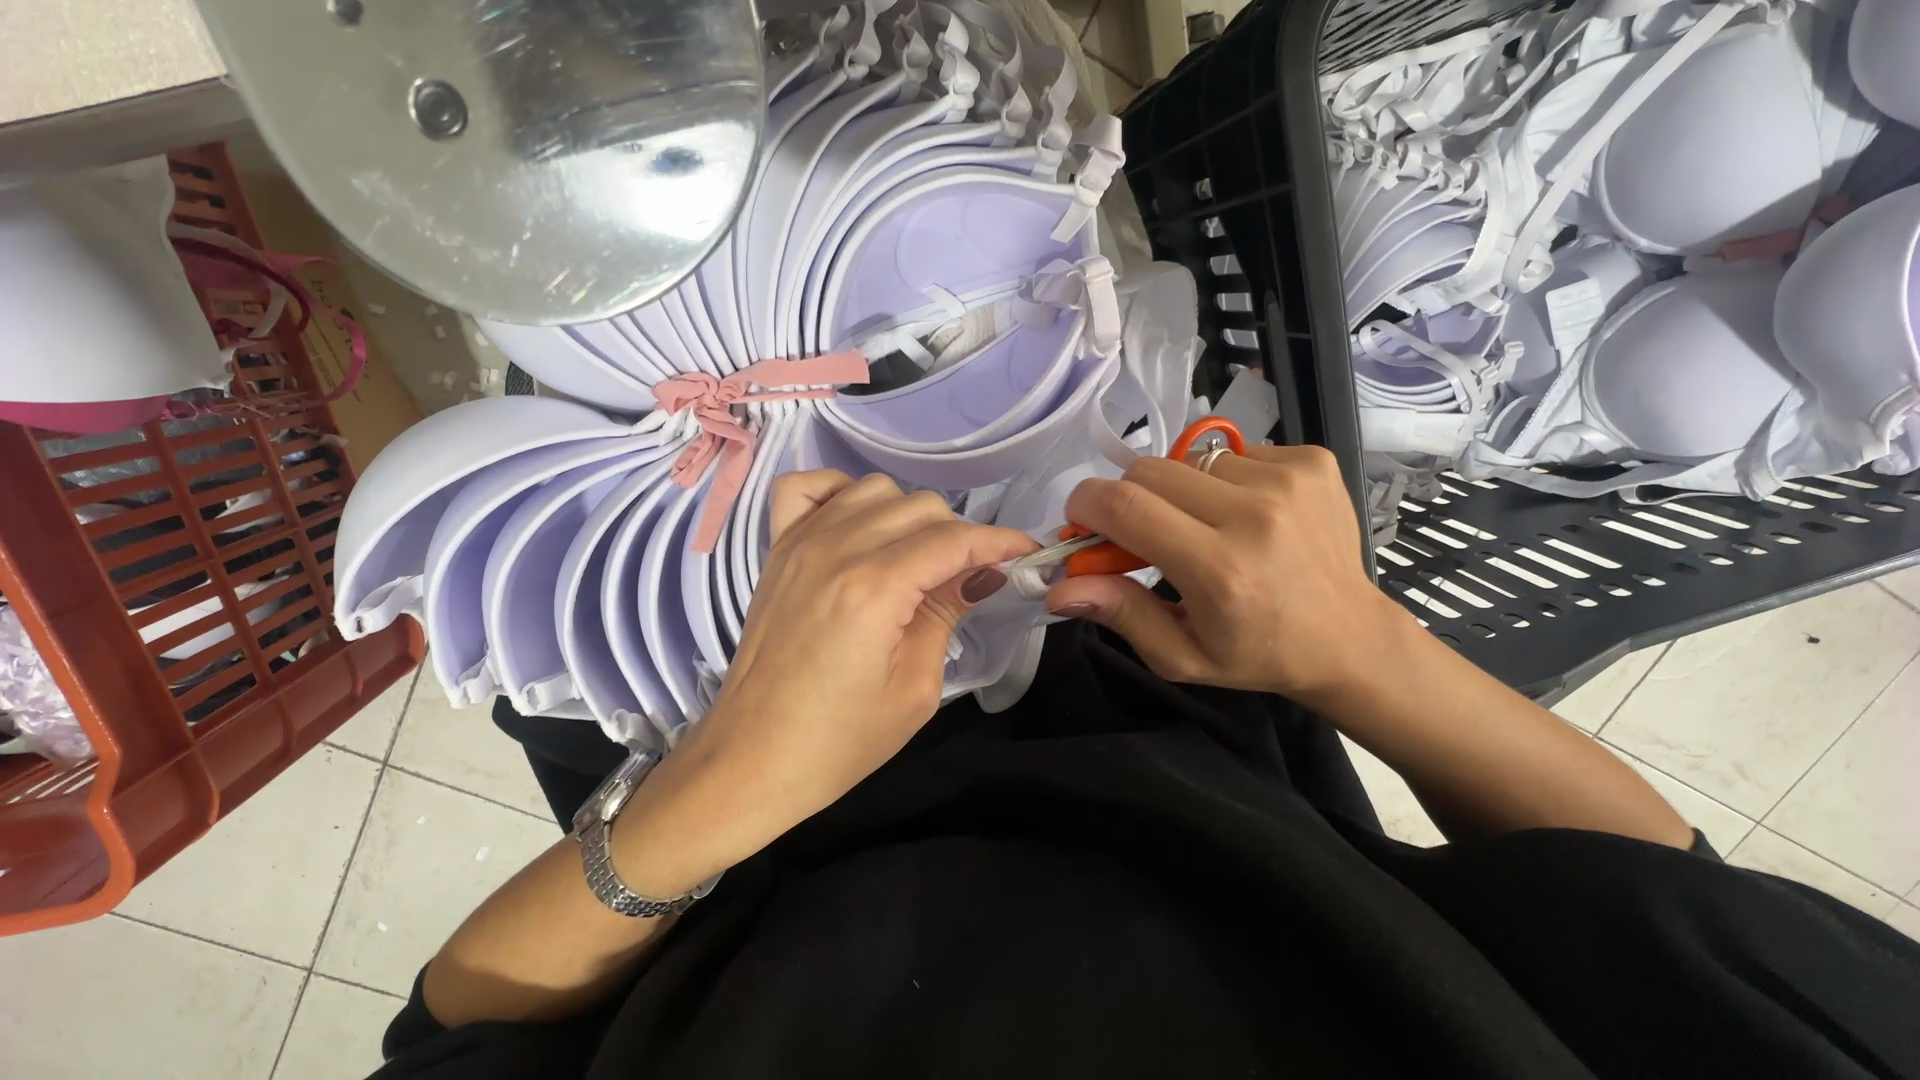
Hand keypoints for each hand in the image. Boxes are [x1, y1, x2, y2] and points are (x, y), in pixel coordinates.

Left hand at [611, 471, 1035, 894]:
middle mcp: (835, 548)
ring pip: (873, 490)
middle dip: (958, 536)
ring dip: (906, 515)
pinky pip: (807, 488)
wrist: (752, 759)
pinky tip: (857, 526)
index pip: (954, 539)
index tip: (1027, 554)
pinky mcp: (775, 552)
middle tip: (967, 579)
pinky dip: (839, 493)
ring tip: (915, 560)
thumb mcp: (915, 688)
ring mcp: (799, 543)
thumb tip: (983, 572)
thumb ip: (947, 614)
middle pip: (920, 507)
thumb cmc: (839, 741)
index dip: (1000, 542)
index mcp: (875, 586)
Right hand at [1042, 445, 1408, 704]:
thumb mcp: (1180, 654)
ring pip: (1189, 460)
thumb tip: (1058, 587)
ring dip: (1181, 492)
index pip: (1124, 506)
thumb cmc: (1256, 653)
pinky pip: (1233, 453)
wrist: (1349, 637)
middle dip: (1129, 498)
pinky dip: (1224, 481)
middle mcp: (1254, 513)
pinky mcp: (1311, 461)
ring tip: (1206, 528)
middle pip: (1147, 472)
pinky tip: (1246, 515)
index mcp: (1219, 569)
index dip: (1086, 505)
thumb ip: (1119, 613)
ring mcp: (1288, 479)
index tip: (1082, 522)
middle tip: (1144, 534)